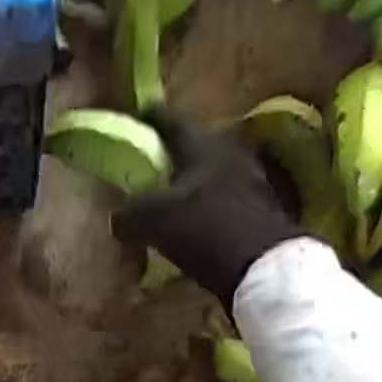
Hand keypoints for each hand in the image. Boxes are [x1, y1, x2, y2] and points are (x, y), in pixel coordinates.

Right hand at [113, 112, 305, 300]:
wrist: (263, 267)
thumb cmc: (206, 230)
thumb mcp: (155, 221)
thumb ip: (131, 215)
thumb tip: (118, 219)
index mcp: (204, 145)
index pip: (174, 121)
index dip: (153, 118)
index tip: (140, 114)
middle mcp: (232, 155)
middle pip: (198, 148)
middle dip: (176, 155)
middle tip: (156, 164)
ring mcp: (252, 185)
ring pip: (214, 177)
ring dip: (194, 186)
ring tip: (174, 201)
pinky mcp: (261, 215)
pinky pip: (225, 206)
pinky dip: (208, 212)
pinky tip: (196, 229)